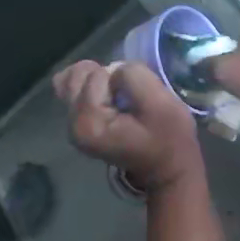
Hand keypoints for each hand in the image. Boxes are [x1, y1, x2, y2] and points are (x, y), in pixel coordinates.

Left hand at [53, 60, 202, 191]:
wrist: (168, 169)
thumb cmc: (169, 139)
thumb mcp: (161, 102)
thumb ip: (134, 76)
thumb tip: (114, 70)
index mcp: (89, 122)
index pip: (97, 75)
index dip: (122, 79)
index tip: (138, 102)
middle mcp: (72, 125)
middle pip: (75, 75)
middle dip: (104, 77)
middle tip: (126, 97)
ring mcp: (72, 127)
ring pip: (70, 81)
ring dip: (96, 80)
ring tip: (117, 96)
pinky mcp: (78, 126)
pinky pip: (72, 92)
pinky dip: (91, 87)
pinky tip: (108, 96)